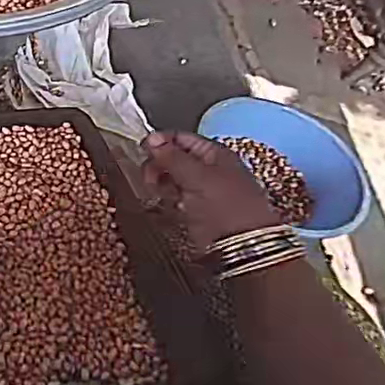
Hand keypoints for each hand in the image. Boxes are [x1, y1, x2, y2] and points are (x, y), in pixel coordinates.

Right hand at [142, 131, 278, 247]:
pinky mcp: (194, 208)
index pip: (181, 138)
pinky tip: (164, 202)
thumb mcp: (196, 176)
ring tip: (156, 191)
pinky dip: (165, 196)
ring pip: (170, 176)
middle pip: (173, 157)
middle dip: (157, 164)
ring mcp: (200, 188)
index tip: (142, 149)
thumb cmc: (224, 206)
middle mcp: (206, 168)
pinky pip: (173, 195)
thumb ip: (171, 157)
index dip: (161, 141)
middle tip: (149, 177)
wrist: (242, 245)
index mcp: (213, 154)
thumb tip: (150, 138)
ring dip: (160, 181)